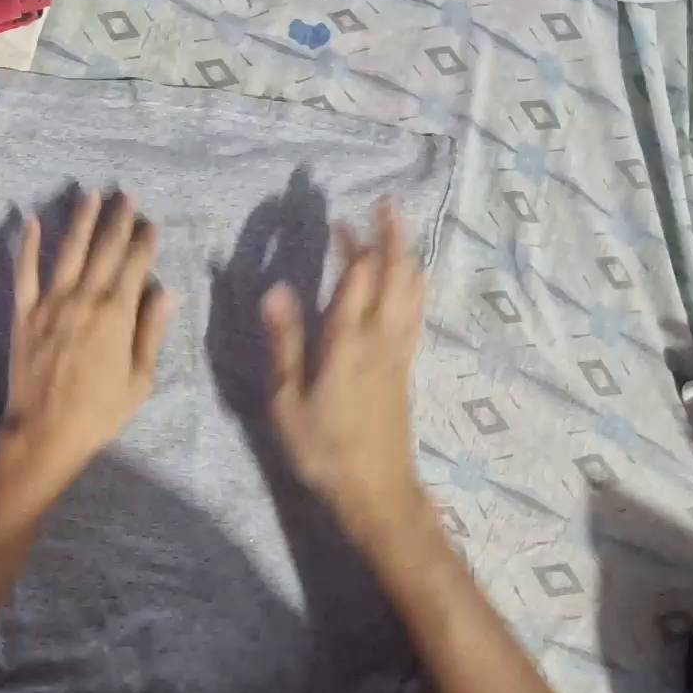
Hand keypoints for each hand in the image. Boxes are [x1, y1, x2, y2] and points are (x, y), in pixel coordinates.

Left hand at [0, 190, 172, 510]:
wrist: (45, 432)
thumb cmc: (99, 411)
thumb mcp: (140, 379)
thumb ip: (151, 332)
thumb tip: (164, 292)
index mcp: (117, 315)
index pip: (135, 265)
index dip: (144, 241)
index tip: (151, 223)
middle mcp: (84, 298)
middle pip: (105, 249)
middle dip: (118, 220)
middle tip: (125, 195)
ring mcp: (50, 302)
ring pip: (69, 251)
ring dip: (81, 220)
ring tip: (90, 194)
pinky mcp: (24, 312)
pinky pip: (25, 271)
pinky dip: (29, 244)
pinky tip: (33, 220)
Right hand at [262, 197, 427, 534]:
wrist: (377, 490)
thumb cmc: (323, 447)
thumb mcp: (288, 399)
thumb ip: (285, 342)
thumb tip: (277, 289)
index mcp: (348, 341)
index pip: (355, 277)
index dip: (351, 242)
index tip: (339, 214)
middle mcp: (380, 337)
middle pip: (394, 274)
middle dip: (391, 235)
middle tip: (386, 202)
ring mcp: (399, 351)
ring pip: (411, 291)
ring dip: (406, 255)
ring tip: (400, 230)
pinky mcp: (405, 366)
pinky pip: (415, 311)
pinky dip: (413, 284)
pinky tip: (409, 280)